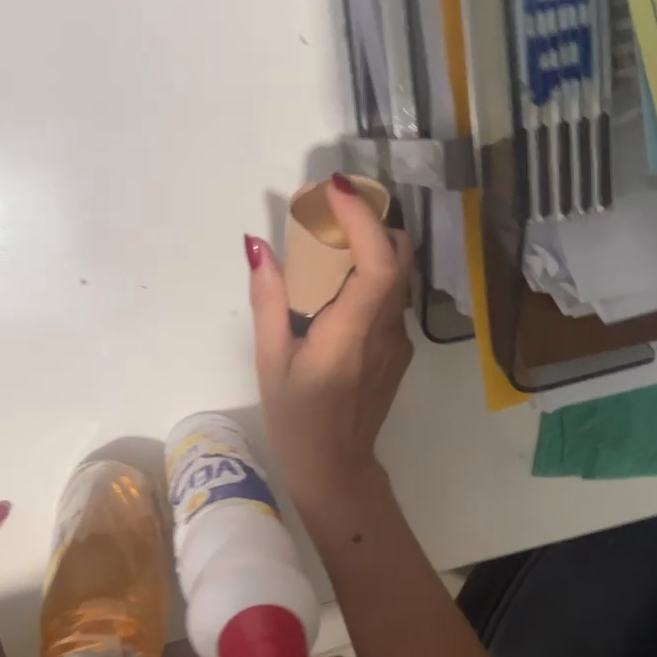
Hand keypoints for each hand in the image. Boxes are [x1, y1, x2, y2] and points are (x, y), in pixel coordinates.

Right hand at [245, 173, 414, 517]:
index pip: (377, 261)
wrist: (336, 469)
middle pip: (398, 257)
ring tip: (329, 239)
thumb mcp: (270, 361)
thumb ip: (268, 301)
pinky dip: (369, 275)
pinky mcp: (397, 350)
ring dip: (371, 246)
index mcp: (352, 333)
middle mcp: (386, 330)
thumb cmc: (297, 419)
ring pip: (397, 276)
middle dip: (370, 221)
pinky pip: (389, 297)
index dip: (363, 219)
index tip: (335, 188)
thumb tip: (258, 246)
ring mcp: (398, 341)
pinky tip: (335, 287)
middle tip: (330, 207)